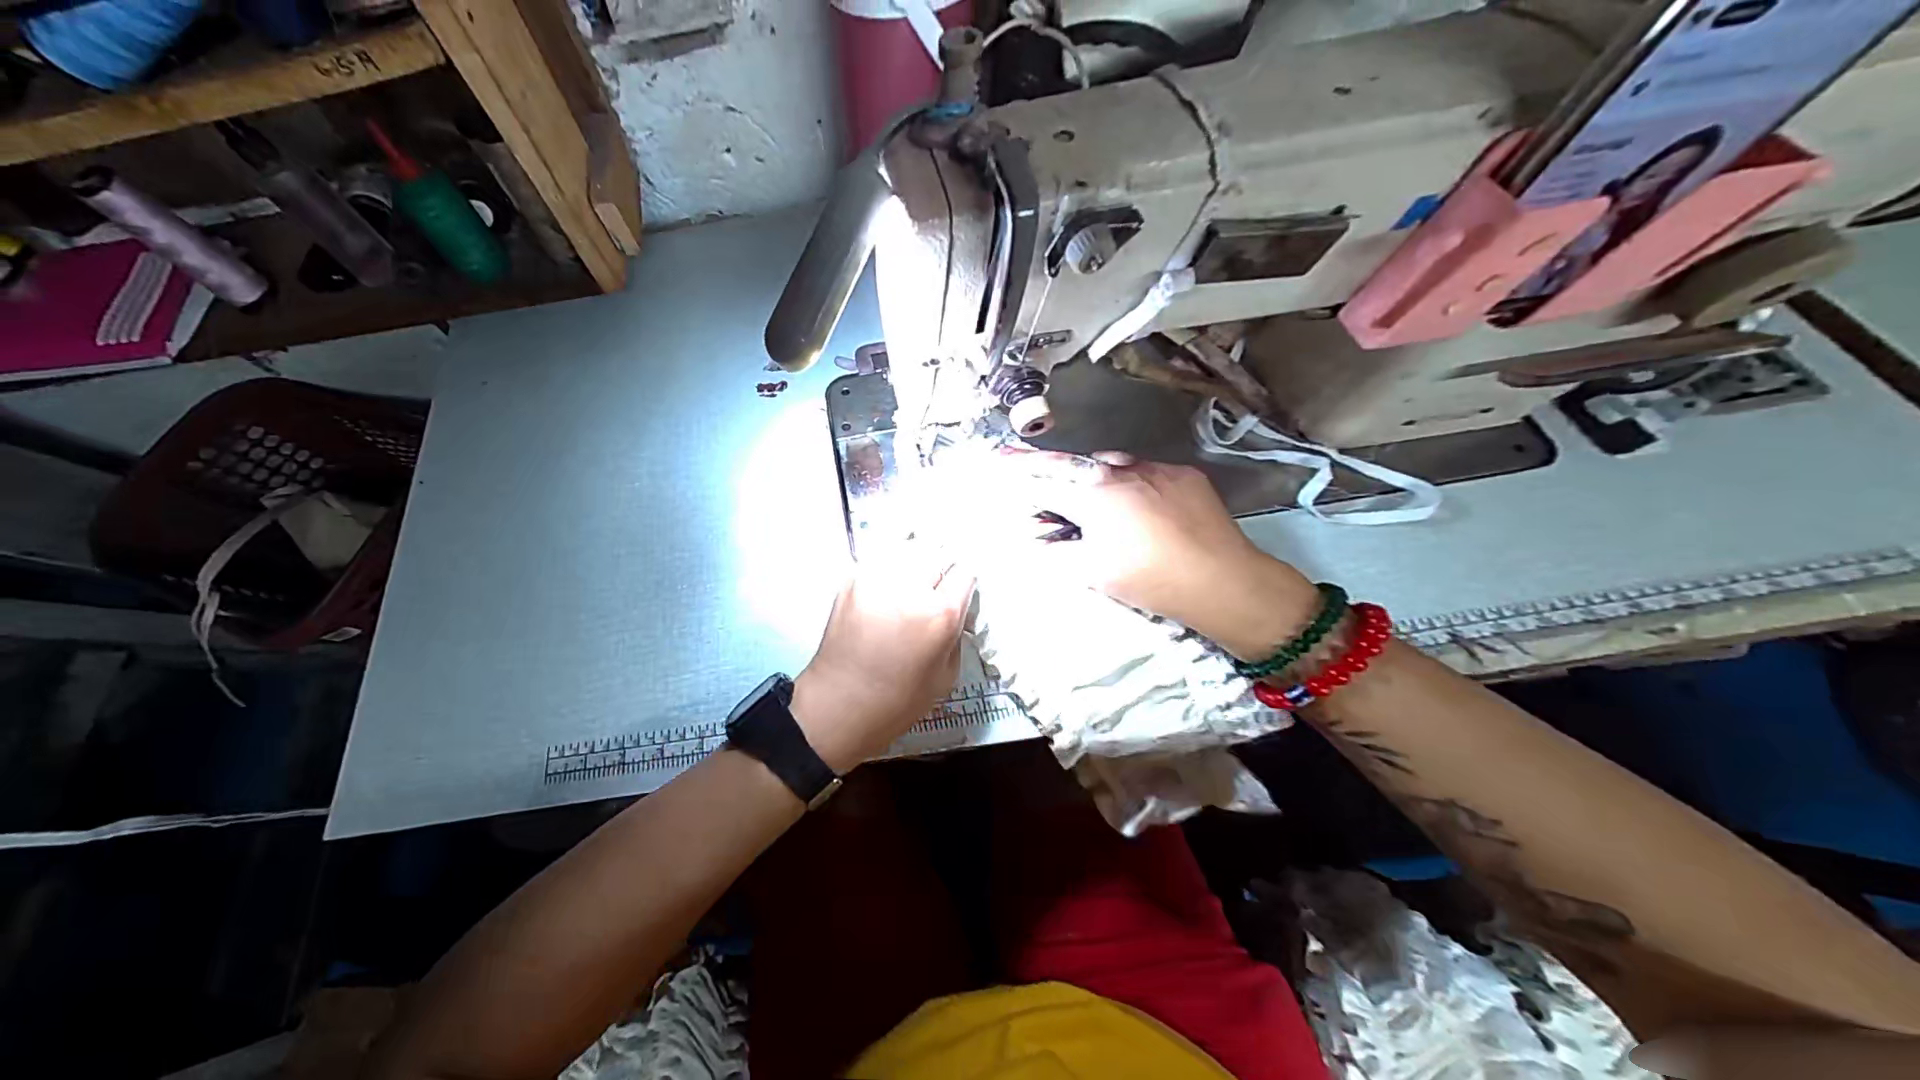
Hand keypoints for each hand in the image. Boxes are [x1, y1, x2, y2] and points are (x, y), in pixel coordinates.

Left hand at [790, 548, 974, 773]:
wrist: (840, 704)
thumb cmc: (897, 700)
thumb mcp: (947, 674)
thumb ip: (955, 632)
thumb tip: (955, 605)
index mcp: (941, 614)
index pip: (965, 572)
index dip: (964, 581)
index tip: (960, 589)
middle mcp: (910, 589)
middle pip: (938, 552)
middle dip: (942, 566)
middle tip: (938, 585)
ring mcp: (877, 580)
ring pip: (909, 547)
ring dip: (917, 560)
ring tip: (915, 580)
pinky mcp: (853, 580)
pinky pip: (883, 557)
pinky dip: (892, 565)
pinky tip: (892, 586)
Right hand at [976, 451, 1319, 659]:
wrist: (1225, 582)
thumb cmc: (1151, 580)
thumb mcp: (1093, 573)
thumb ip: (1055, 553)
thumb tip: (1032, 542)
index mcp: (1095, 494)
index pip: (1045, 479)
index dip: (1019, 472)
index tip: (999, 459)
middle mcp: (1123, 470)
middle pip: (1078, 468)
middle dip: (1058, 477)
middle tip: (1052, 497)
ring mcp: (1158, 468)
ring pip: (1114, 466)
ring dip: (1098, 481)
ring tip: (1101, 508)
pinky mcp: (1185, 474)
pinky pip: (1147, 472)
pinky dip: (1133, 485)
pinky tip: (1140, 510)